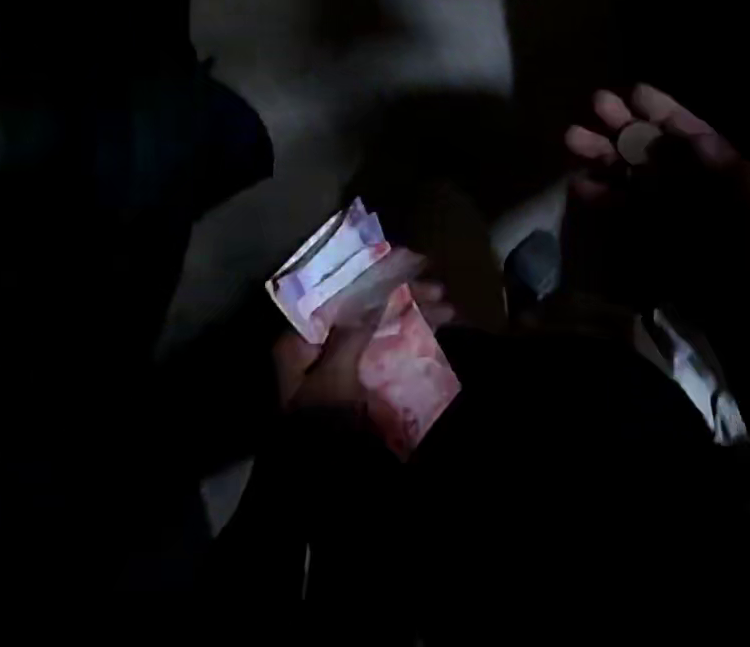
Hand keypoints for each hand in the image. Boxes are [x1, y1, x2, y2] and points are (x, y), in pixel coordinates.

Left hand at [273, 283, 454, 413]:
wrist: (315, 484)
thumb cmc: (319, 424)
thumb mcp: (334, 376)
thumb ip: (354, 332)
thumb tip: (377, 293)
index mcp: (302, 338)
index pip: (338, 293)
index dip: (372, 276)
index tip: (407, 265)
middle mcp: (320, 343)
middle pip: (363, 307)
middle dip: (402, 296)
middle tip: (438, 290)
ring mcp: (341, 361)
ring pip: (379, 325)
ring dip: (412, 314)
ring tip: (447, 310)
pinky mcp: (359, 379)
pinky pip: (386, 348)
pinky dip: (410, 337)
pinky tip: (437, 330)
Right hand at [562, 85, 749, 337]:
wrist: (749, 327)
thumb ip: (730, 176)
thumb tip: (698, 136)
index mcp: (725, 176)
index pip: (692, 134)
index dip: (664, 111)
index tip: (635, 92)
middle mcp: (694, 186)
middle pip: (655, 148)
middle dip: (625, 125)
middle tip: (595, 104)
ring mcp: (669, 210)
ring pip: (631, 174)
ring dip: (603, 156)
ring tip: (571, 137)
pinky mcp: (649, 236)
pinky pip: (622, 210)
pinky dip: (602, 197)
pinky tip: (579, 185)